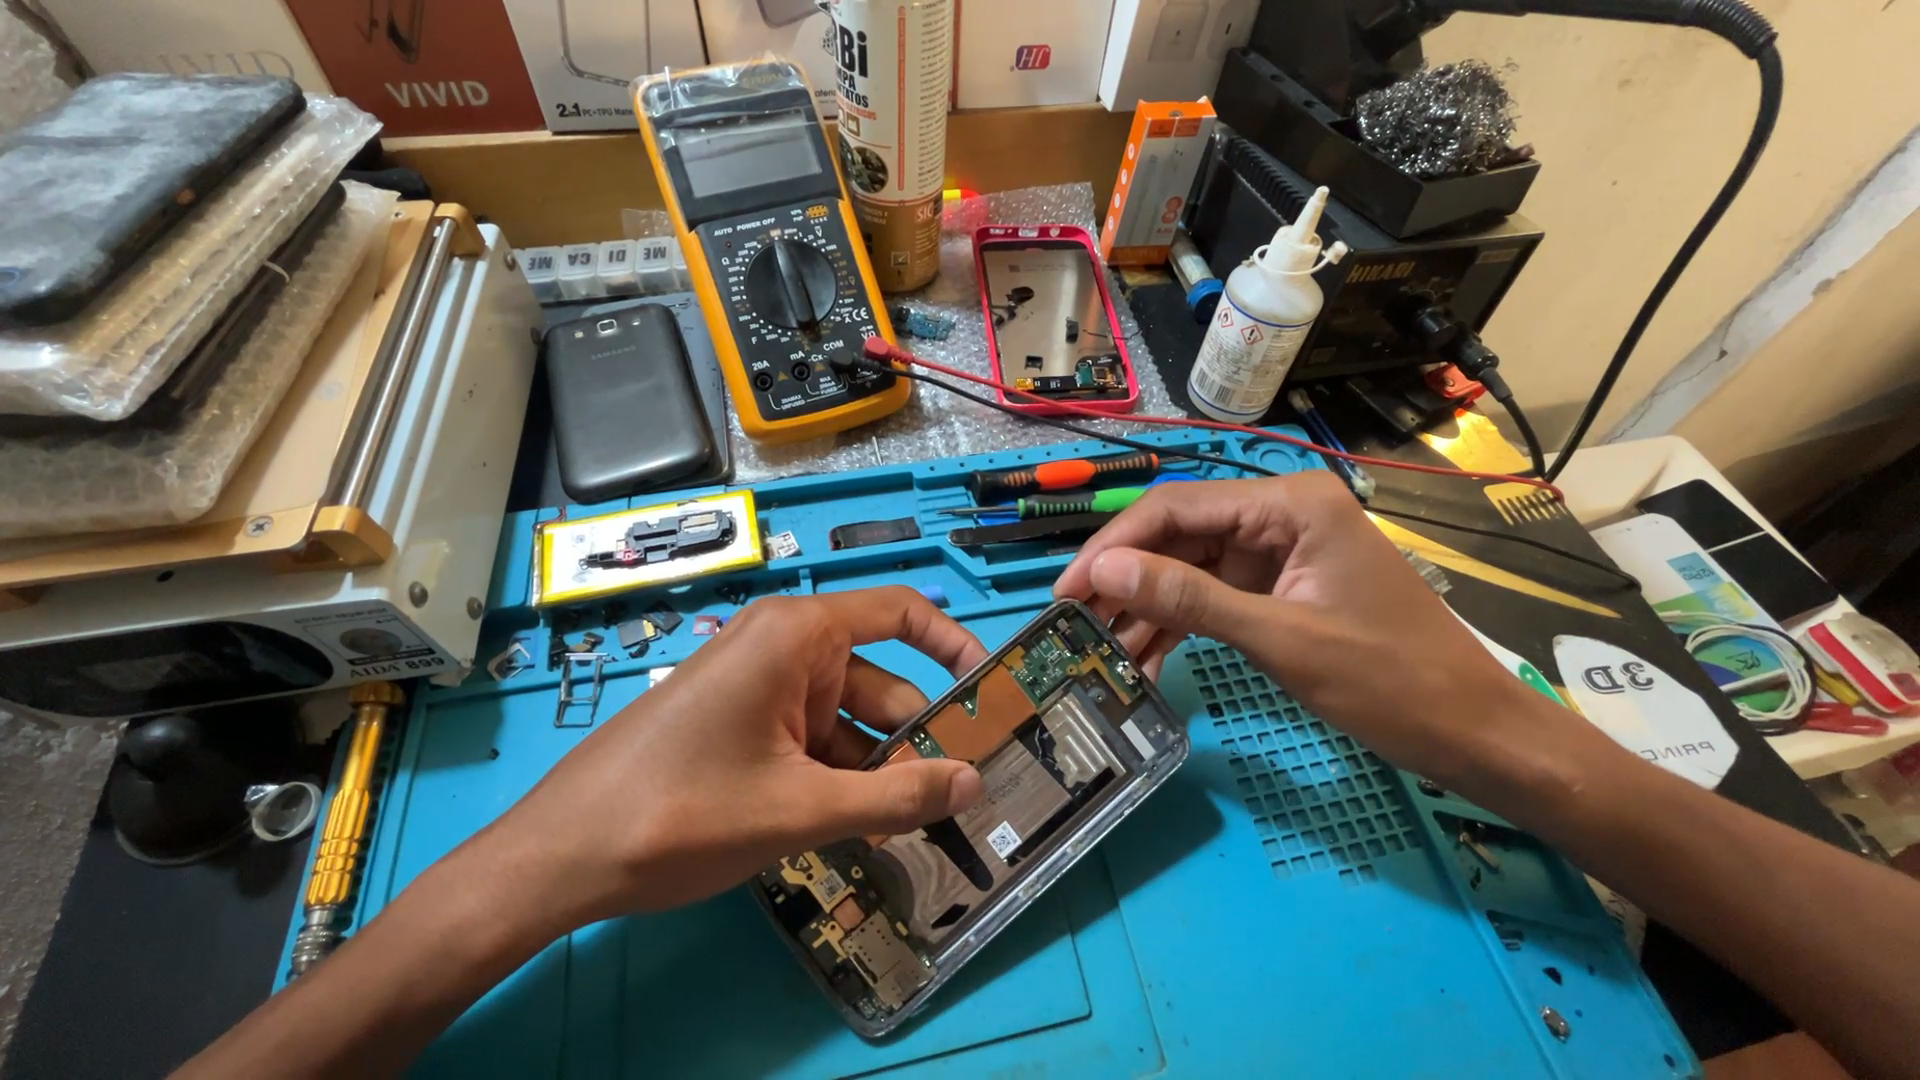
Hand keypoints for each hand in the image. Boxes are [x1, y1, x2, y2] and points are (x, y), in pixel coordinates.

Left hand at [475, 588, 988, 929]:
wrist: (560, 857)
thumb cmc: (680, 811)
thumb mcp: (799, 810)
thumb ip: (894, 798)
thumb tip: (974, 784)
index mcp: (799, 635)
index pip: (901, 611)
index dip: (954, 643)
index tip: (994, 690)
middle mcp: (786, 650)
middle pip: (882, 682)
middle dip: (921, 737)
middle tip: (971, 791)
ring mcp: (763, 692)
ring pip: (851, 724)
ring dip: (883, 772)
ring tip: (924, 827)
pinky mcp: (747, 729)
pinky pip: (816, 746)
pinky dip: (844, 782)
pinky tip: (868, 831)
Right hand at [1053, 474, 1591, 788]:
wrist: (1472, 733)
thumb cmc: (1390, 681)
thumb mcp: (1281, 639)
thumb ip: (1189, 599)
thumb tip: (1103, 571)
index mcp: (1290, 504)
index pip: (1177, 509)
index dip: (1114, 548)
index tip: (1066, 590)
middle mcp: (1280, 516)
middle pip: (1178, 538)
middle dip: (1125, 583)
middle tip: (1073, 628)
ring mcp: (1279, 553)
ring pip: (1189, 571)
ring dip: (1146, 612)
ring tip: (1101, 655)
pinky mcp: (1280, 589)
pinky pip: (1213, 598)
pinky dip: (1179, 628)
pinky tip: (1143, 661)